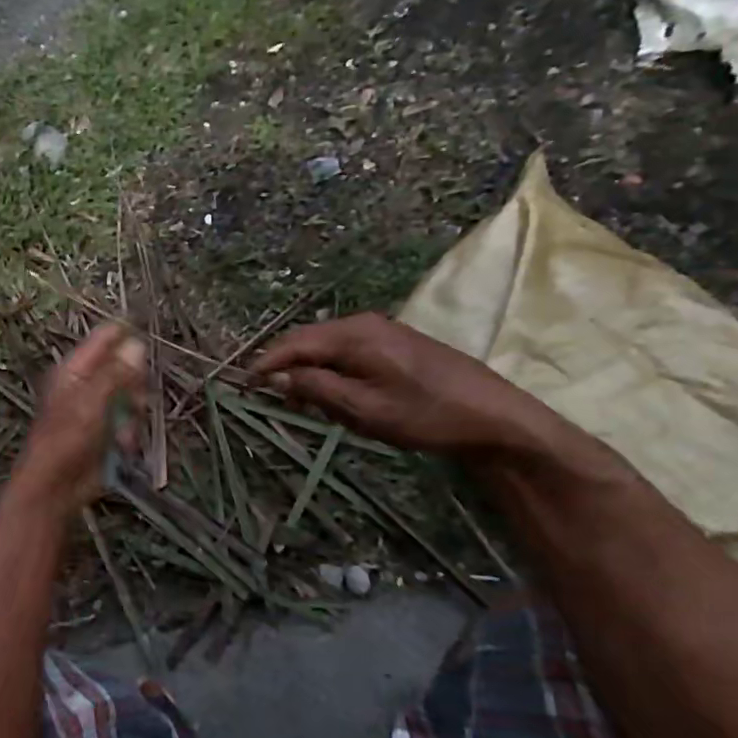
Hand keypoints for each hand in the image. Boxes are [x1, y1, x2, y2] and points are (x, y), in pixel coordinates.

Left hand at [6, 323, 146, 510]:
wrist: (55, 487)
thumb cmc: (66, 440)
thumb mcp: (92, 402)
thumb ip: (117, 372)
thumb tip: (138, 345)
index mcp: (75, 369)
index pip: (105, 338)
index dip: (128, 334)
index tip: (151, 339)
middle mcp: (88, 383)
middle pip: (126, 368)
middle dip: (136, 386)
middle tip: (136, 402)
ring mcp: (99, 407)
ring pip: (133, 397)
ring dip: (134, 415)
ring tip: (124, 434)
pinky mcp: (109, 431)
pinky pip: (131, 422)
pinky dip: (130, 433)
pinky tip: (124, 446)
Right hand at [251, 312, 552, 454]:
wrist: (492, 414)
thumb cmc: (425, 414)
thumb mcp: (364, 409)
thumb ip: (317, 389)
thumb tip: (278, 376)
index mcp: (353, 334)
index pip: (294, 343)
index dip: (267, 363)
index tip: (245, 384)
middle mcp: (363, 323)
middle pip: (308, 341)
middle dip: (288, 369)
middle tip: (279, 402)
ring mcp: (381, 330)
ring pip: (327, 347)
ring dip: (312, 373)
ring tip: (311, 406)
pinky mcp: (393, 343)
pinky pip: (347, 352)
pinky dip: (333, 372)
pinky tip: (340, 396)